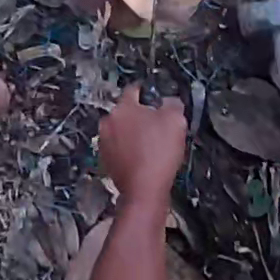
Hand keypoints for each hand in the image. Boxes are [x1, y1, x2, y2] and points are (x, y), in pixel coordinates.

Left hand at [100, 86, 185, 209]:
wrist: (144, 189)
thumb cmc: (159, 152)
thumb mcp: (176, 120)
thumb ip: (172, 103)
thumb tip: (169, 101)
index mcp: (123, 107)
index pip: (134, 89)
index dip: (148, 93)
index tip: (156, 98)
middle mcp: (108, 121)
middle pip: (127, 111)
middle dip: (141, 116)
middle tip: (159, 125)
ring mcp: (104, 142)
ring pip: (122, 130)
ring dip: (134, 133)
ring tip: (152, 144)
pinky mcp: (105, 160)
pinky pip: (119, 148)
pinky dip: (129, 149)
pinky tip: (144, 157)